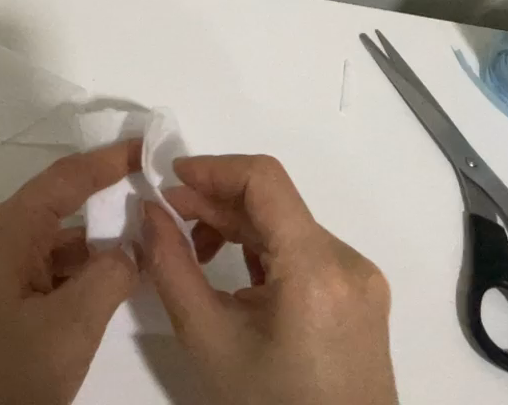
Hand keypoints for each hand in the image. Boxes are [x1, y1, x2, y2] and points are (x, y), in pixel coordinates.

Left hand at [0, 141, 141, 404]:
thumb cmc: (0, 368)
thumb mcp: (67, 327)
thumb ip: (108, 279)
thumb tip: (131, 249)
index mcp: (13, 227)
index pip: (69, 176)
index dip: (110, 159)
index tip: (151, 146)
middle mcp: (6, 239)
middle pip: (66, 205)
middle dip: (111, 199)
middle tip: (163, 197)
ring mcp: (3, 274)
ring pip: (63, 244)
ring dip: (103, 244)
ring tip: (154, 243)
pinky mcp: (5, 306)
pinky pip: (55, 274)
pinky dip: (87, 274)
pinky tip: (116, 286)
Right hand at [143, 154, 397, 404]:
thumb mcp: (208, 339)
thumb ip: (171, 265)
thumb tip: (148, 209)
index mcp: (317, 268)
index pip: (264, 179)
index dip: (212, 168)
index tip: (169, 179)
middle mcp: (348, 261)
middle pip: (272, 203)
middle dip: (214, 202)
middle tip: (166, 217)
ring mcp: (359, 280)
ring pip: (285, 225)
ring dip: (235, 226)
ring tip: (195, 251)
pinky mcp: (358, 297)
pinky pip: (302, 251)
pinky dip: (261, 250)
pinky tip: (232, 273)